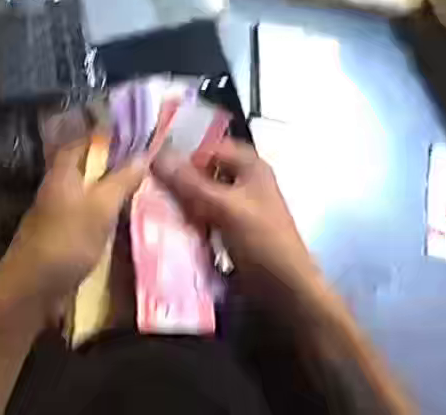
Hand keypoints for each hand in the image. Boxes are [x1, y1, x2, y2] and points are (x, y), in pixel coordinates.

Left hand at [0, 138, 148, 324]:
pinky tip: (127, 220)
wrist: (33, 285)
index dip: (112, 136)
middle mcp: (60, 181)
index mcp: (64, 167)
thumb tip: (142, 155)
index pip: (89, 138)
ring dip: (114, 190)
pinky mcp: (65, 231)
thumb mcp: (101, 207)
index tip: (141, 137)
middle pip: (91, 164)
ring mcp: (61, 207)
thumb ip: (121, 180)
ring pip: (92, 189)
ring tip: (146, 191)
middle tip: (150, 167)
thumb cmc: (67, 239)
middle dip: (117, 165)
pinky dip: (107, 212)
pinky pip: (90, 212)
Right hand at [157, 140, 315, 283]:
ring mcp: (240, 208)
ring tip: (161, 210)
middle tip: (155, 191)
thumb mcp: (224, 207)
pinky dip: (191, 220)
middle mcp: (245, 181)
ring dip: (183, 203)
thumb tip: (154, 156)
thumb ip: (189, 181)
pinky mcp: (234, 231)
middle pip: (203, 171)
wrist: (291, 298)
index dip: (185, 156)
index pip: (208, 147)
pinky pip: (205, 217)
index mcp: (251, 166)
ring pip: (202, 195)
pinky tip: (176, 229)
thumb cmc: (263, 243)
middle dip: (180, 181)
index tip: (159, 169)